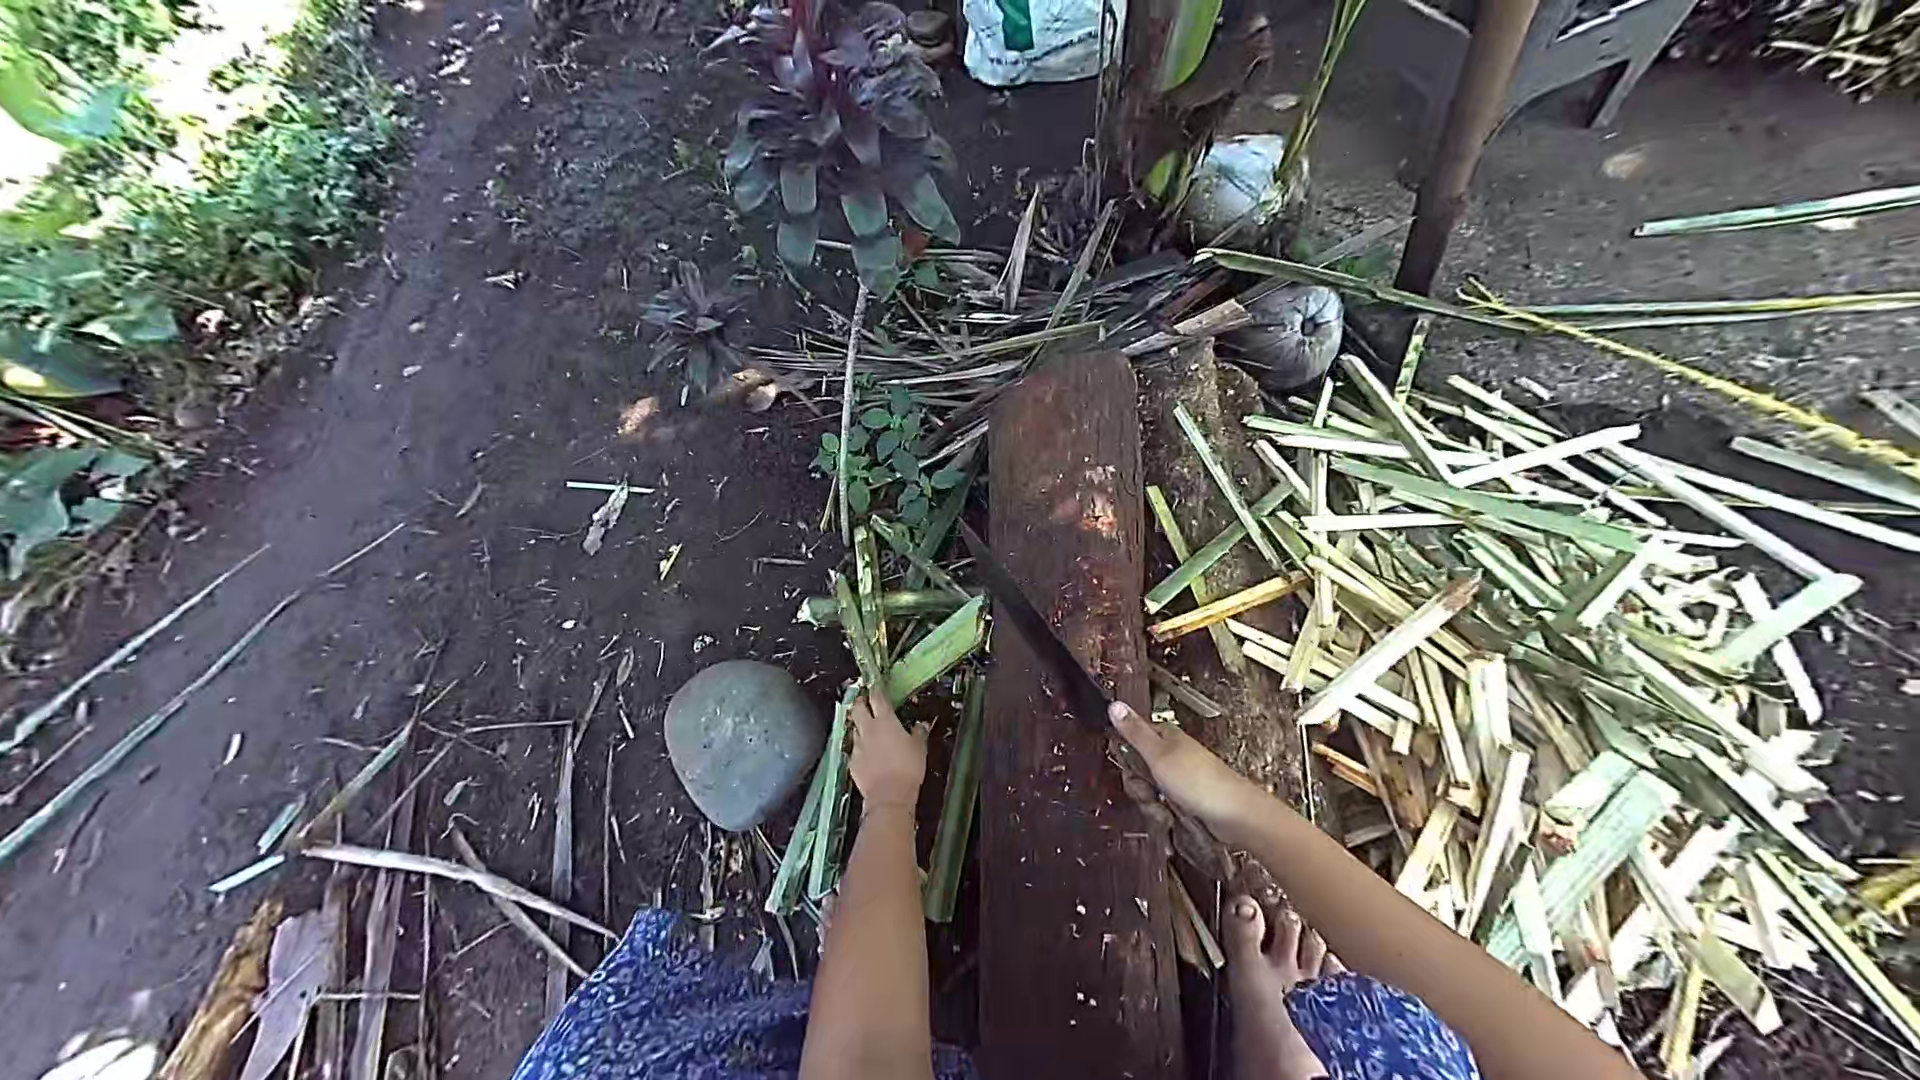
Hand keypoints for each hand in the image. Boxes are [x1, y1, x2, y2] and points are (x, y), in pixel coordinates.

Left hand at [847, 693, 926, 814]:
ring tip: (864, 727)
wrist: (889, 796)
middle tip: (864, 701)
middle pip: (858, 708)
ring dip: (858, 725)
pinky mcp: (852, 762)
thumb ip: (918, 733)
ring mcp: (858, 745)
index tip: (875, 685)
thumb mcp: (919, 748)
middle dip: (860, 702)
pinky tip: (865, 752)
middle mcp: (869, 729)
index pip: (877, 697)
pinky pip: (854, 749)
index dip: (875, 689)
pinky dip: (859, 748)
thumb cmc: (907, 769)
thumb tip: (921, 726)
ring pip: (854, 728)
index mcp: (886, 721)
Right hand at [1108, 701, 1270, 842]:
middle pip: (1138, 770)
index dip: (1127, 759)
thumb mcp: (1158, 754)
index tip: (1132, 770)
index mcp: (1165, 737)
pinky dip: (1165, 815)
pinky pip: (1164, 806)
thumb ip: (1133, 731)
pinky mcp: (1188, 800)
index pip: (1131, 740)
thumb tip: (1114, 704)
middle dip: (1140, 788)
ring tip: (1166, 812)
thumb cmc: (1199, 781)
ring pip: (1150, 791)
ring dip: (1153, 806)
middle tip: (1151, 793)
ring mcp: (1180, 779)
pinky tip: (1173, 820)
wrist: (1236, 816)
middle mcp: (1172, 755)